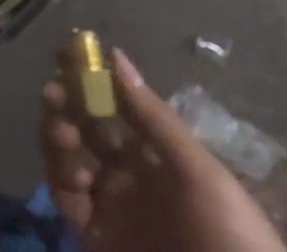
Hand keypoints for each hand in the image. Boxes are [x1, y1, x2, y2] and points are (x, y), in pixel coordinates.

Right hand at [41, 49, 286, 251]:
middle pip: (87, 128)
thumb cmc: (230, 236)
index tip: (72, 53)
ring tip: (61, 130)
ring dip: (58, 137)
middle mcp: (130, 174)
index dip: (95, 79)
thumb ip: (153, 117)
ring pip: (68, 158)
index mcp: (160, 154)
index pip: (119, 105)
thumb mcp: (199, 173)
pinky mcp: (94, 237)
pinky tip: (73, 174)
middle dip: (67, 105)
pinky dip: (61, 181)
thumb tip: (115, 56)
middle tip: (55, 90)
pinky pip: (66, 200)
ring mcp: (111, 206)